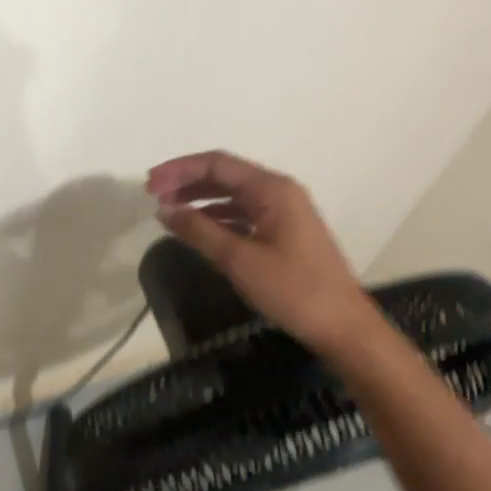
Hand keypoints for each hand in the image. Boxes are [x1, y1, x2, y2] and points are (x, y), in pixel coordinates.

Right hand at [147, 150, 377, 354]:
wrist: (342, 326)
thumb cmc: (292, 290)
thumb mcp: (239, 260)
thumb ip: (199, 230)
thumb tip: (164, 209)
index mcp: (272, 189)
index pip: (217, 164)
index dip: (179, 170)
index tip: (149, 184)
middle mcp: (279, 191)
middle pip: (225, 175)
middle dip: (186, 182)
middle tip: (152, 195)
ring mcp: (284, 212)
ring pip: (233, 194)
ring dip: (199, 198)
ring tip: (167, 211)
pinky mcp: (284, 232)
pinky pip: (243, 213)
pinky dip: (216, 216)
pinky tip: (196, 229)